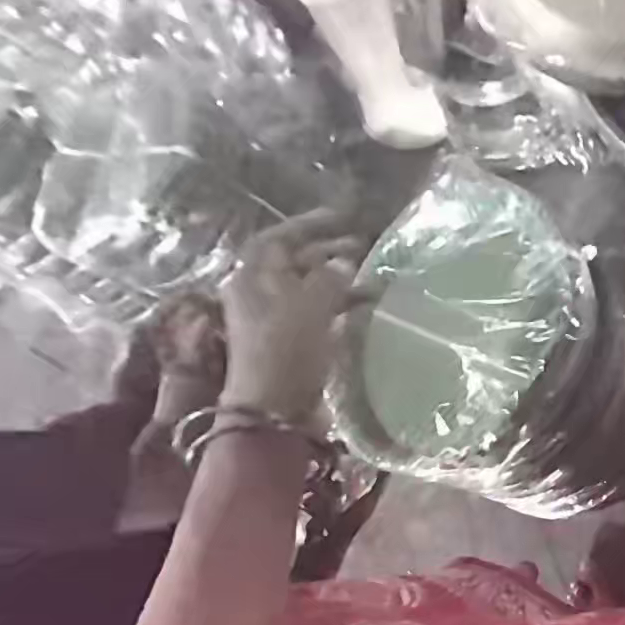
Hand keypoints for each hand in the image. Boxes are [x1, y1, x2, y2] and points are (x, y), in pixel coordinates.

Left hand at [219, 209, 366, 419]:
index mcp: (253, 276)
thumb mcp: (309, 307)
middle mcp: (260, 293)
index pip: (280, 238)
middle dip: (328, 252)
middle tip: (363, 246)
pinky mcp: (295, 344)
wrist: (276, 407)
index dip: (310, 225)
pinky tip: (363, 307)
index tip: (342, 217)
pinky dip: (341, 306)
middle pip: (294, 262)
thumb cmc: (287, 351)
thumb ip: (329, 279)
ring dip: (339, 281)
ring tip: (371, 277)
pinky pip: (319, 314)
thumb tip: (346, 263)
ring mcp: (277, 320)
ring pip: (310, 289)